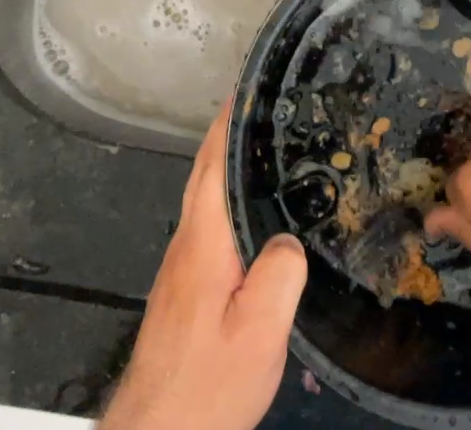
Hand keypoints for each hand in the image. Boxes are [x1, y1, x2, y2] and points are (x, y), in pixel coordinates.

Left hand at [103, 107, 306, 429]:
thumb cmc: (208, 383)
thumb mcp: (259, 331)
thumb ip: (279, 274)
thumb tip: (287, 240)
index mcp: (203, 244)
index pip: (211, 165)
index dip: (227, 122)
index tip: (247, 88)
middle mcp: (186, 247)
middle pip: (204, 176)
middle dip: (228, 135)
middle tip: (266, 107)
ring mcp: (182, 269)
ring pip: (206, 200)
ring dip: (229, 165)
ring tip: (267, 146)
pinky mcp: (186, 289)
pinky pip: (212, 225)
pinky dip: (230, 198)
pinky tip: (257, 208)